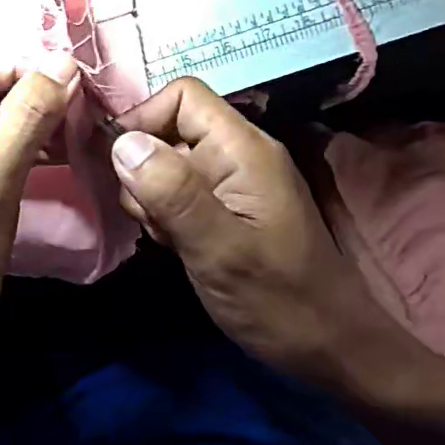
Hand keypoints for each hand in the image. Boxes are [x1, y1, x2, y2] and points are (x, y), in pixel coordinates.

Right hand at [110, 78, 400, 383]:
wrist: (327, 347)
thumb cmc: (277, 299)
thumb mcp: (219, 248)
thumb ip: (172, 192)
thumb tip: (122, 142)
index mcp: (243, 149)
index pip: (183, 97)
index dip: (143, 119)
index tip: (118, 166)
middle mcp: (237, 155)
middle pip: (170, 130)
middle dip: (144, 169)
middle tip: (152, 219)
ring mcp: (232, 184)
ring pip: (168, 165)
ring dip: (152, 198)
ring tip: (168, 239)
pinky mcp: (225, 210)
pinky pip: (179, 194)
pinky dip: (166, 216)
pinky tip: (176, 247)